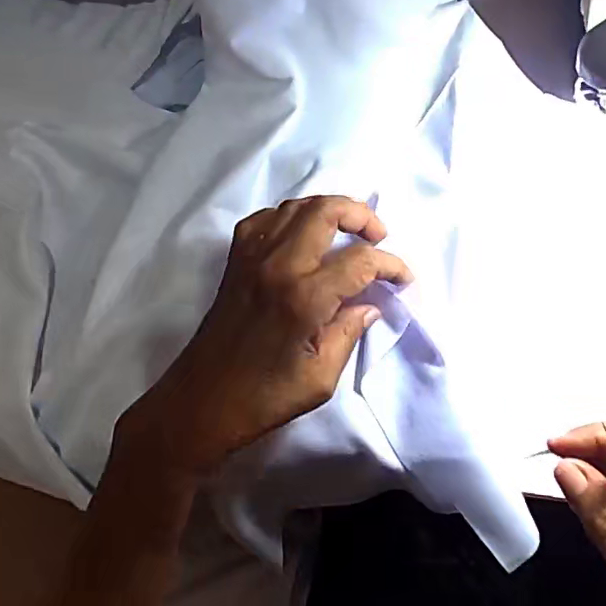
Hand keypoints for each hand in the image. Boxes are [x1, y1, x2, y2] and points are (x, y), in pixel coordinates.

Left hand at [116, 196, 412, 479]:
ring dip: (328, 209)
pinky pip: (266, 218)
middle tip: (378, 236)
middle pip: (326, 210)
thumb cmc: (265, 398)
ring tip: (348, 230)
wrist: (202, 401)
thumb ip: (349, 332)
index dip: (390, 265)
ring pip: (296, 205)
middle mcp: (277, 265)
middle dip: (361, 215)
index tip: (404, 278)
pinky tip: (303, 235)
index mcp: (303, 298)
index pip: (359, 261)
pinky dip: (291, 216)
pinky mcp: (235, 258)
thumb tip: (369, 304)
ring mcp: (252, 256)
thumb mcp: (321, 378)